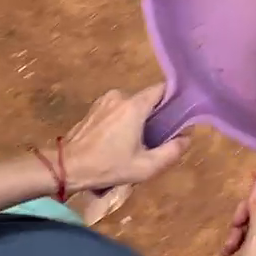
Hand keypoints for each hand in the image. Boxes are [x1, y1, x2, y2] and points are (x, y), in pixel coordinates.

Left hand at [55, 85, 189, 191]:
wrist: (68, 167)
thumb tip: (187, 138)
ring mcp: (104, 101)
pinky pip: (117, 109)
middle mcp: (120, 96)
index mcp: (134, 105)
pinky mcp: (93, 109)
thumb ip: (171, 151)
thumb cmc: (108, 166)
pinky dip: (123, 121)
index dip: (174, 99)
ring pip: (131, 105)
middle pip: (147, 99)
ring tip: (137, 143)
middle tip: (159, 138)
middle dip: (155, 115)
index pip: (162, 88)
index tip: (180, 115)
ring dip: (138, 119)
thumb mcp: (145, 166)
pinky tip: (120, 141)